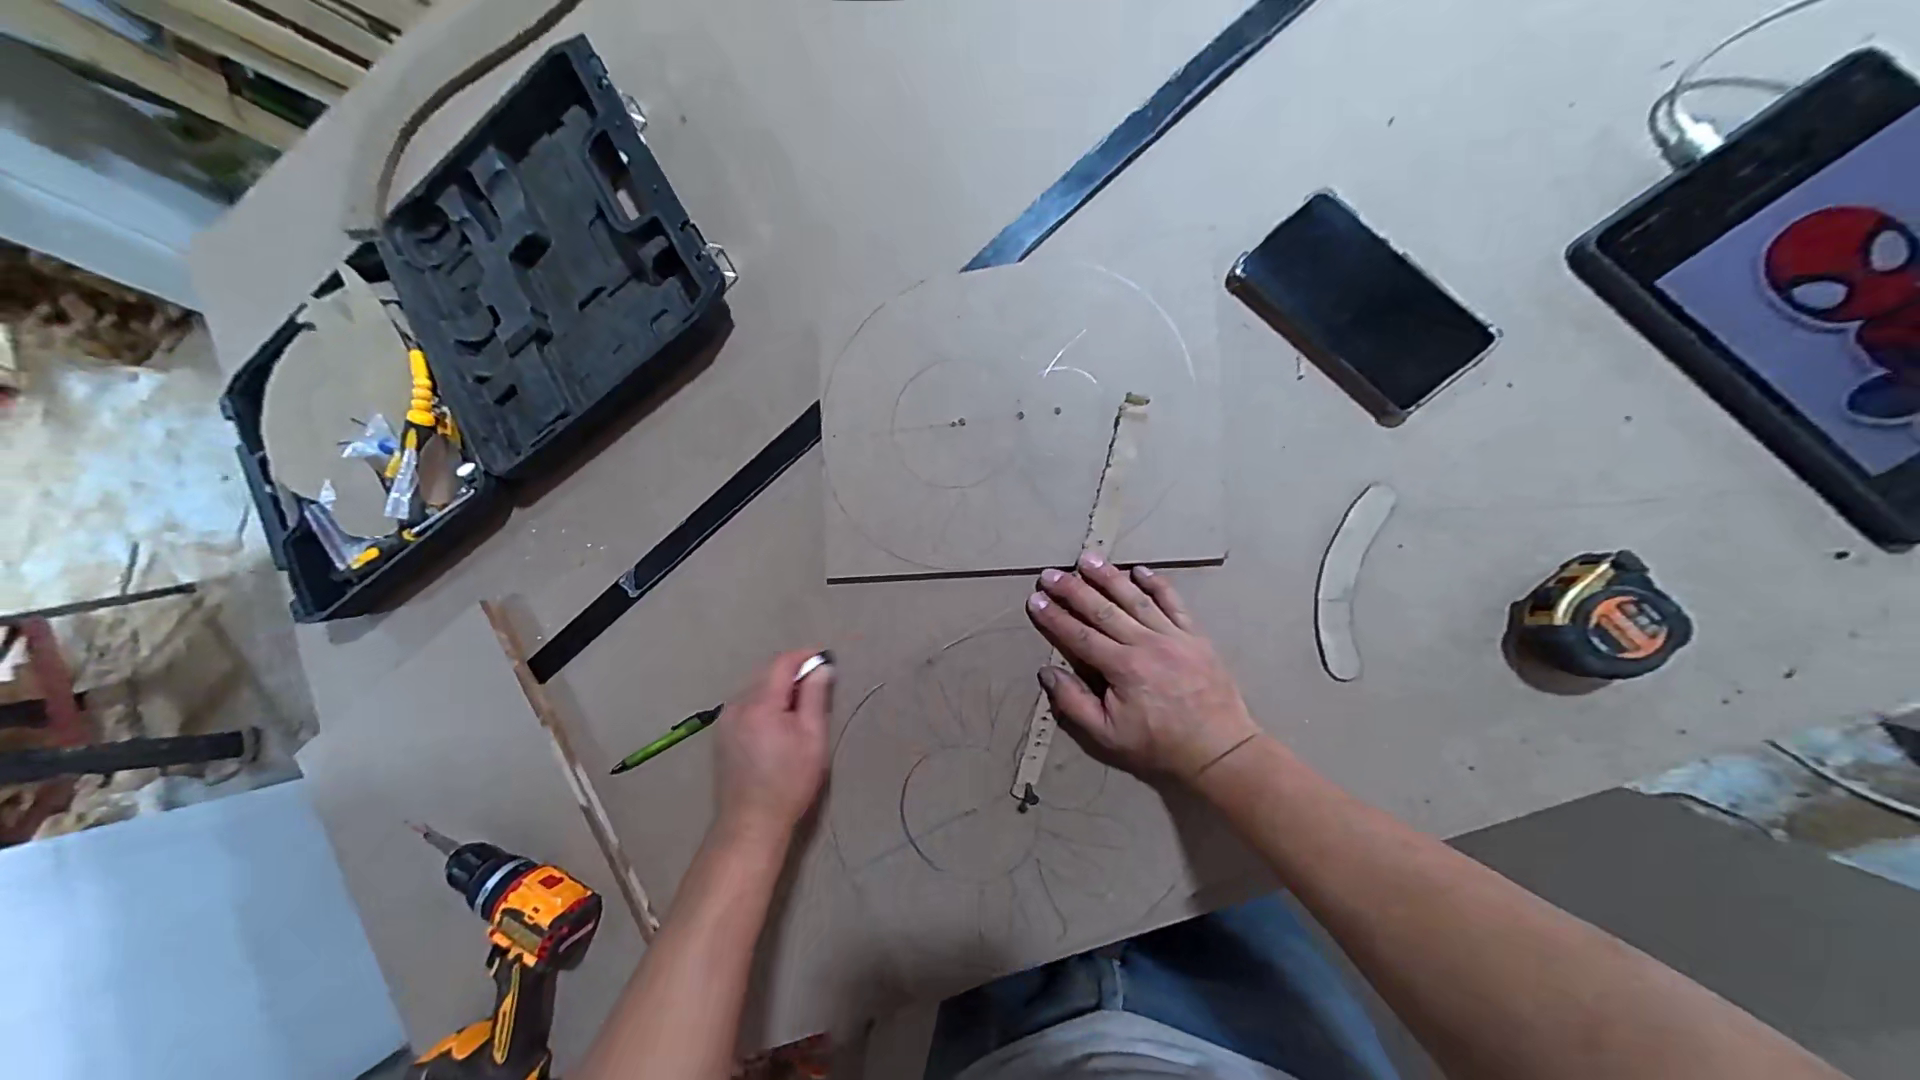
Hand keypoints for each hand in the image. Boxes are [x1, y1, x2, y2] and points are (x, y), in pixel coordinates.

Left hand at [712, 650, 832, 846]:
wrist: (750, 823)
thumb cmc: (789, 781)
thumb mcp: (812, 737)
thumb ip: (816, 697)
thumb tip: (821, 667)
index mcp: (759, 704)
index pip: (782, 663)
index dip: (805, 656)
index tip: (825, 659)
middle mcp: (736, 705)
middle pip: (767, 673)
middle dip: (793, 672)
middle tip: (818, 684)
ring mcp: (725, 720)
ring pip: (756, 688)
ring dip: (778, 688)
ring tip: (800, 707)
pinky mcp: (722, 734)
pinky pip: (747, 704)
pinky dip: (765, 703)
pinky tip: (778, 722)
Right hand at [1026, 553, 1261, 781]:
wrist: (1220, 748)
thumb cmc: (1159, 744)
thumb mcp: (1108, 736)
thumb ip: (1074, 703)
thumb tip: (1047, 673)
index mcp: (1122, 668)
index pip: (1079, 635)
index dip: (1054, 617)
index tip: (1035, 600)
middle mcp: (1145, 643)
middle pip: (1101, 609)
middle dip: (1072, 589)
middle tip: (1050, 574)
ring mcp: (1173, 635)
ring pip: (1134, 598)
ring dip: (1108, 577)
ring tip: (1087, 559)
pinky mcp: (1195, 635)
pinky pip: (1173, 601)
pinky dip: (1156, 583)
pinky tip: (1138, 570)